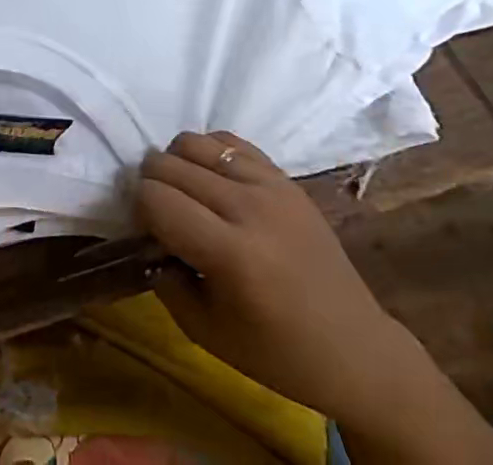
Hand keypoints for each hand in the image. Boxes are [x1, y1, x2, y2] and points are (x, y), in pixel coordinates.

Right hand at [135, 131, 396, 417]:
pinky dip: (207, 153)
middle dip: (150, 184)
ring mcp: (271, 186)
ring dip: (175, 163)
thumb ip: (163, 276)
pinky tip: (211, 182)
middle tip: (159, 215)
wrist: (354, 347)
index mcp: (231, 254)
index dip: (138, 210)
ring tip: (184, 194)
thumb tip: (144, 234)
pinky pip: (228, 141)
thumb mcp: (203, 330)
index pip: (156, 198)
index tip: (145, 231)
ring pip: (194, 143)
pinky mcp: (285, 178)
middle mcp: (250, 208)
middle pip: (169, 164)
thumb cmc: (275, 351)